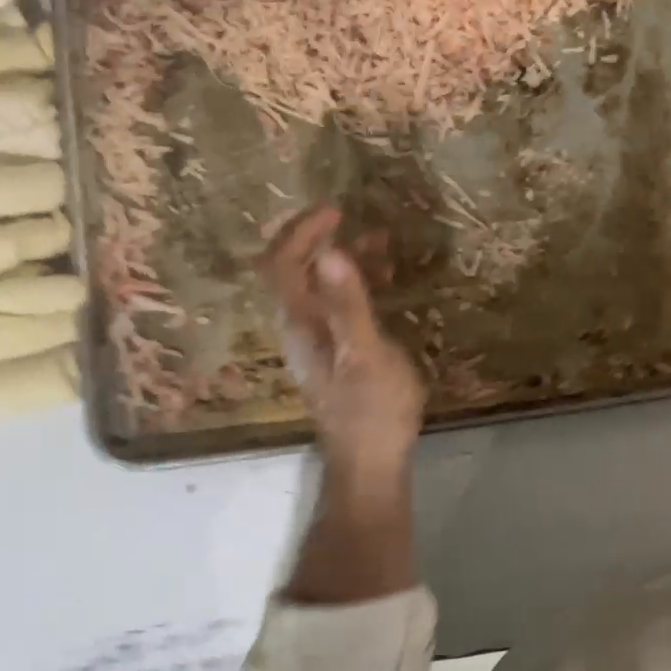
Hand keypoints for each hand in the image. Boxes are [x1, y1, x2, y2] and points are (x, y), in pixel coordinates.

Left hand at [258, 203, 425, 473]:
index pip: (283, 263)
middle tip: (360, 220)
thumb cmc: (371, 408)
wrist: (371, 459)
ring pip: (320, 288)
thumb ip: (349, 305)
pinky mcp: (337, 353)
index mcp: (301, 323)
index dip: (302, 232)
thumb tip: (332, 253)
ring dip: (344, 260)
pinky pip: (338, 305)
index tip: (336, 211)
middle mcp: (300, 327)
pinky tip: (387, 282)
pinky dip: (357, 283)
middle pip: (296, 271)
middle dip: (323, 240)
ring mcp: (318, 341)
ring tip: (383, 242)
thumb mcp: (365, 353)